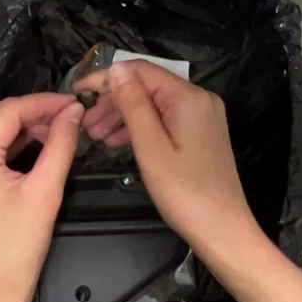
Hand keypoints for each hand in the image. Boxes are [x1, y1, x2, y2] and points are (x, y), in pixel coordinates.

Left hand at [0, 93, 83, 301]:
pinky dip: (6, 143)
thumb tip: (73, 112)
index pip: (9, 112)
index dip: (44, 103)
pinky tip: (33, 146)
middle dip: (34, 113)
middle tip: (68, 118)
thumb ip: (61, 144)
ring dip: (21, 127)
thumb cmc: (16, 252)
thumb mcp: (46, 192)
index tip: (72, 104)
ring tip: (55, 132)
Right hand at [74, 61, 259, 256]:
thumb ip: (133, 104)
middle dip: (113, 100)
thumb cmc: (185, 193)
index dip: (106, 78)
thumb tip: (117, 69)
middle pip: (147, 86)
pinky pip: (164, 119)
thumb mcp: (151, 147)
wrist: (224, 231)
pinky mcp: (200, 133)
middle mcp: (198, 99)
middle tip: (85, 122)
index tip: (78, 94)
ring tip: (95, 134)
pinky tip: (117, 141)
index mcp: (188, 97)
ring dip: (123, 115)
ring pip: (154, 103)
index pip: (140, 71)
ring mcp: (201, 116)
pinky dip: (140, 127)